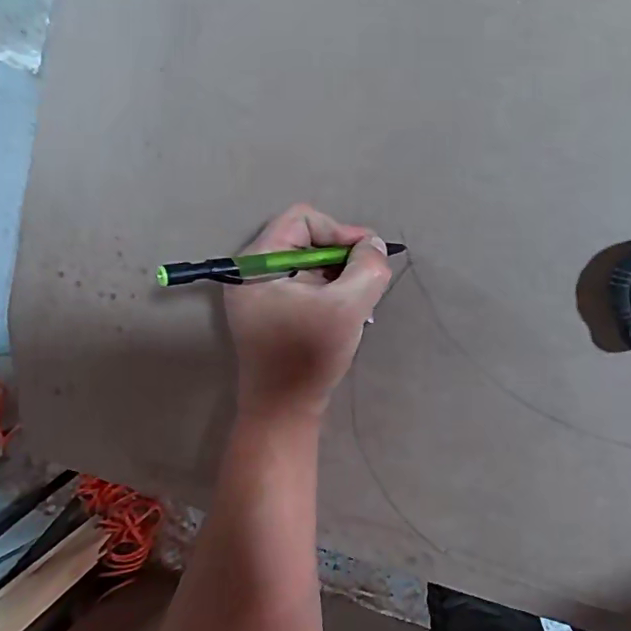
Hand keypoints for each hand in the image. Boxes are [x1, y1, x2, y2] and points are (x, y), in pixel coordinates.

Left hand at [223, 204, 392, 422]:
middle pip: (309, 242)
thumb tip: (375, 245)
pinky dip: (334, 295)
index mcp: (257, 263)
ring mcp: (264, 295)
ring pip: (313, 266)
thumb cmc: (308, 355)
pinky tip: (349, 317)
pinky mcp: (276, 314)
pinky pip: (310, 288)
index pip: (303, 221)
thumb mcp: (348, 306)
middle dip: (345, 260)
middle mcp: (255, 273)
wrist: (284, 409)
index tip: (369, 257)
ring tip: (361, 305)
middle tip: (369, 285)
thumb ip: (368, 268)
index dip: (341, 233)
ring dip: (343, 280)